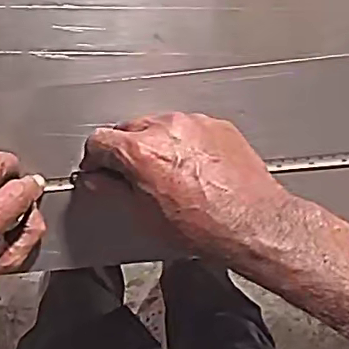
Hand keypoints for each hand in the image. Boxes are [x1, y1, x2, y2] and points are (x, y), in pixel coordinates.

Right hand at [81, 112, 296, 263]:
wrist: (252, 223)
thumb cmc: (205, 226)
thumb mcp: (144, 215)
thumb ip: (113, 191)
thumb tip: (99, 181)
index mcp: (140, 150)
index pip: (100, 140)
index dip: (95, 159)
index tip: (100, 170)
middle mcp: (166, 128)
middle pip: (128, 128)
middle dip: (126, 151)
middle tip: (133, 177)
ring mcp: (194, 123)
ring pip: (159, 126)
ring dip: (156, 145)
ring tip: (169, 175)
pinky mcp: (217, 125)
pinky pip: (189, 128)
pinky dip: (185, 144)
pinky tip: (193, 170)